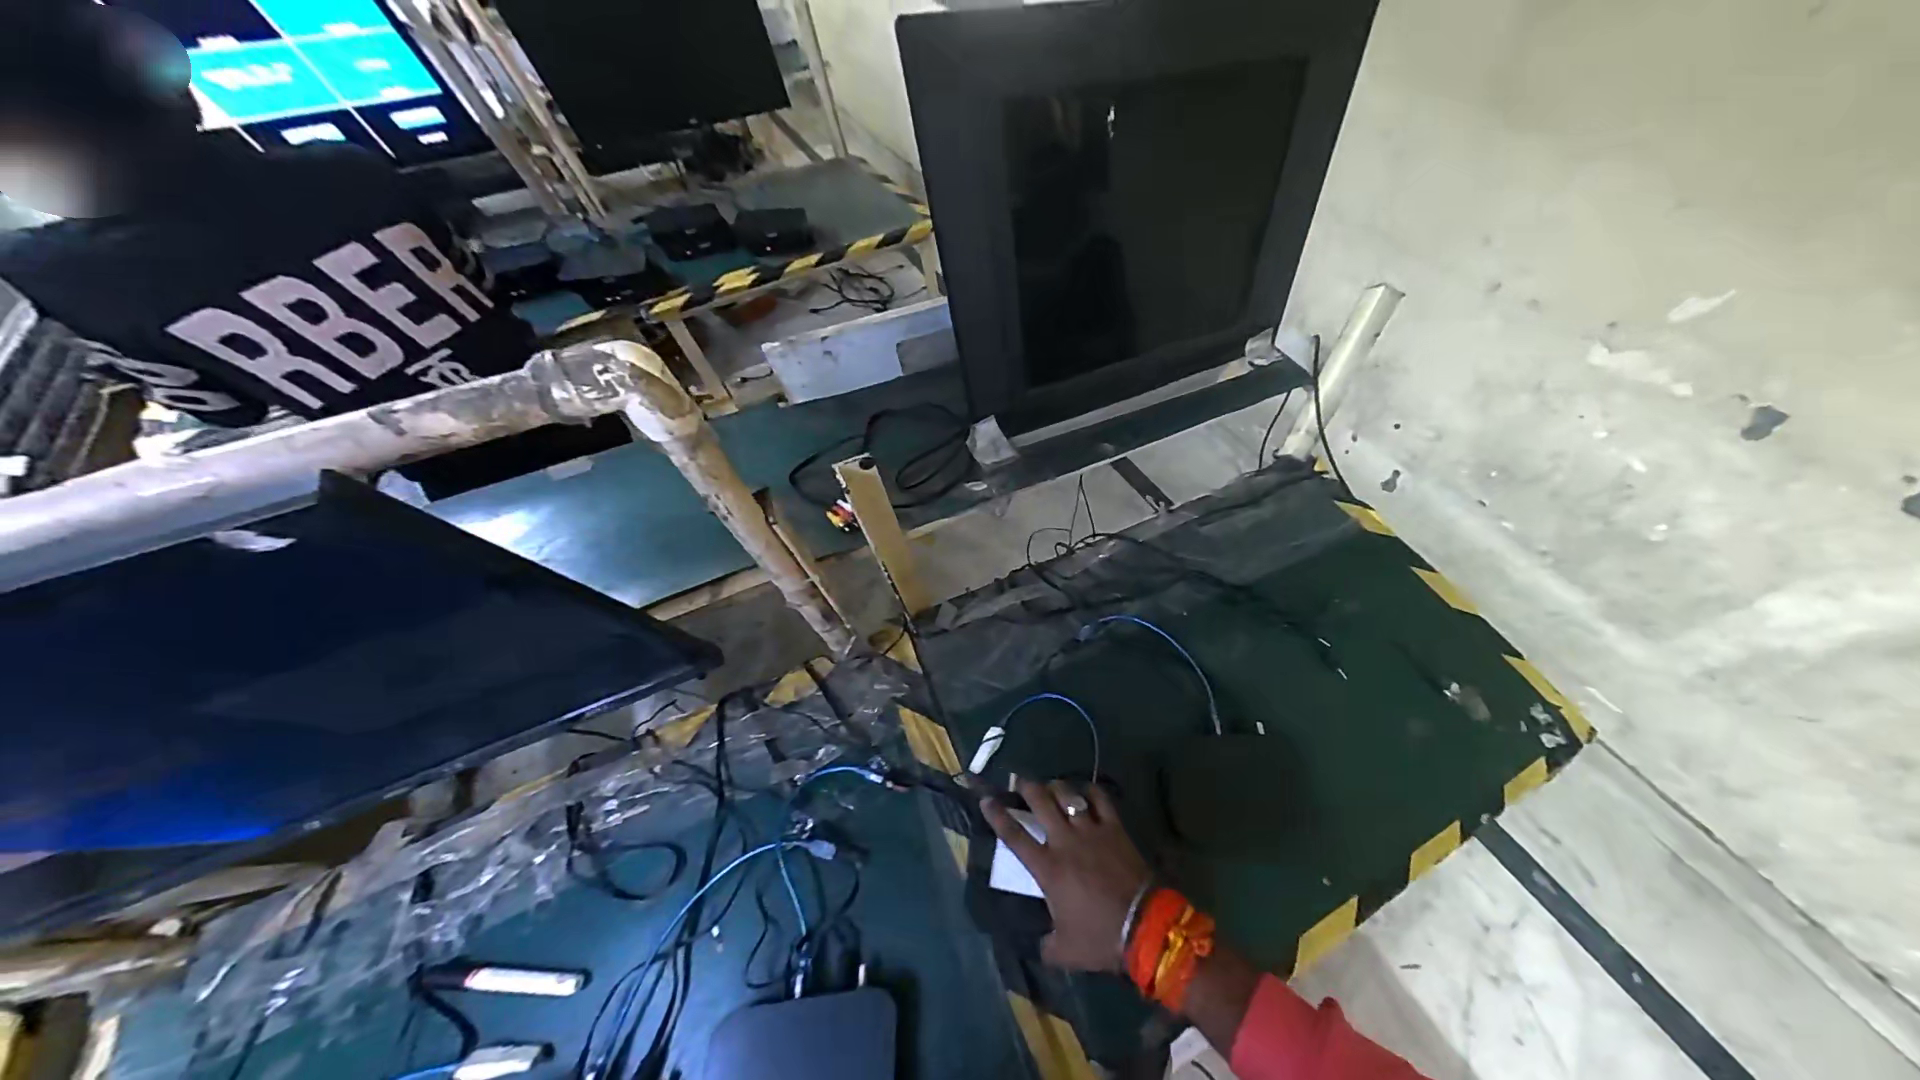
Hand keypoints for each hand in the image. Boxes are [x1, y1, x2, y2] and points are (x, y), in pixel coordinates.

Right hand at [981, 777, 1151, 971]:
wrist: (1145, 927)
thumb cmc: (1100, 937)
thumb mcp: (1063, 950)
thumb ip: (1045, 943)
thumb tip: (1039, 943)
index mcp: (1047, 868)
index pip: (1014, 835)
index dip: (997, 815)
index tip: (987, 800)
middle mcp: (1065, 841)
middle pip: (1040, 802)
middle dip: (1027, 787)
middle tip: (1019, 780)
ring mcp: (1091, 831)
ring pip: (1068, 795)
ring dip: (1056, 786)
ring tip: (1050, 784)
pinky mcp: (1115, 829)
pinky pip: (1101, 799)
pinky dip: (1091, 790)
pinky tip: (1086, 789)